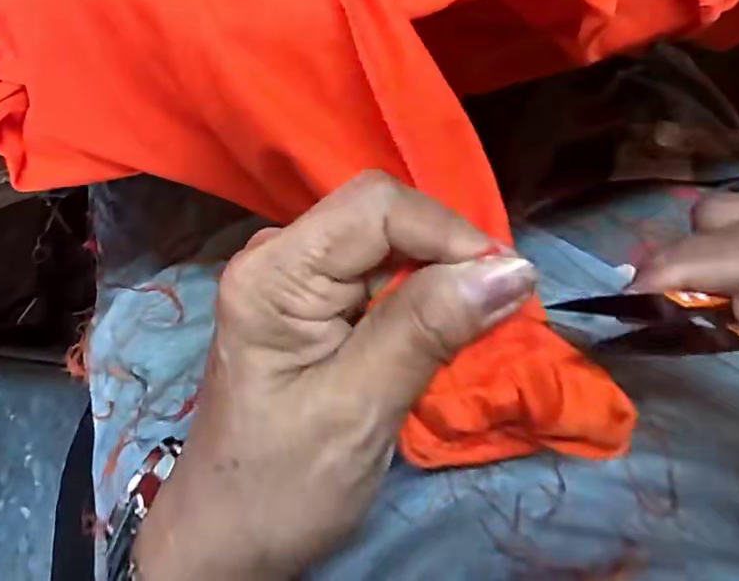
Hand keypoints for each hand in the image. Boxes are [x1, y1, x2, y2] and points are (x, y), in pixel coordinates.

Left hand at [133, 171, 536, 579]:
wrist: (227, 531)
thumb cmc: (280, 483)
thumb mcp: (359, 410)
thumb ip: (427, 329)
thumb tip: (511, 268)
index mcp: (274, 270)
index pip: (374, 208)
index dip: (445, 231)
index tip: (507, 280)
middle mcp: (278, 251)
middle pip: (378, 212)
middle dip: (445, 246)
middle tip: (501, 297)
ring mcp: (292, 269)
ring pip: (383, 234)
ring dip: (438, 265)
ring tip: (482, 308)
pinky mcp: (309, 292)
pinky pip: (376, 264)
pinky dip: (419, 284)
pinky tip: (444, 314)